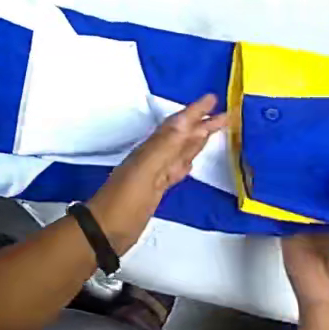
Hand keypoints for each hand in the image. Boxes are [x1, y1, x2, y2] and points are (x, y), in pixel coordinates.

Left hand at [89, 95, 227, 250]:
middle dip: (201, 124)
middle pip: (181, 136)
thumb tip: (186, 122)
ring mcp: (154, 175)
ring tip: (213, 129)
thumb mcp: (145, 172)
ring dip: (196, 140)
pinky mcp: (155, 191)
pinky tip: (190, 162)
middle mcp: (153, 158)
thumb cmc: (123, 203)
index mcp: (151, 151)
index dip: (193, 112)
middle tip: (224, 113)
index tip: (212, 98)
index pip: (177, 126)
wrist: (105, 231)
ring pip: (179, 151)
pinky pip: (174, 170)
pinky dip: (185, 162)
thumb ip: (165, 147)